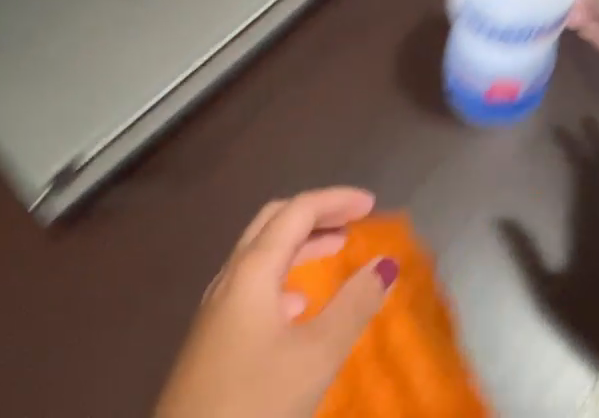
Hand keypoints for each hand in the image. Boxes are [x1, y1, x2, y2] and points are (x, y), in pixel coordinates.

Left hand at [153, 188, 398, 417]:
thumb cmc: (256, 401)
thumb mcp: (317, 354)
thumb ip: (355, 304)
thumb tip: (385, 263)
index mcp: (252, 270)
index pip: (297, 211)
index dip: (336, 200)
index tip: (372, 204)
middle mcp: (230, 278)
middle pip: (273, 223)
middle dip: (316, 214)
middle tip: (353, 220)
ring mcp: (216, 309)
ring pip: (260, 255)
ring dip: (300, 244)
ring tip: (335, 252)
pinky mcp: (212, 339)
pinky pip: (252, 286)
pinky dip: (284, 276)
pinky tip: (299, 306)